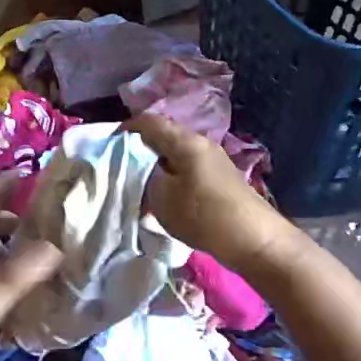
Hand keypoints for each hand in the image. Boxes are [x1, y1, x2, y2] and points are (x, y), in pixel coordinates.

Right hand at [126, 113, 300, 274]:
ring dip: (155, 167)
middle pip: (162, 137)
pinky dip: (170, 177)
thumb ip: (143, 176)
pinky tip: (164, 196)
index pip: (148, 121)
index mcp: (185, 141)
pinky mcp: (219, 177)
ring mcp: (212, 159)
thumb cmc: (203, 215)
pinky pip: (186, 168)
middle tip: (119, 171)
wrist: (253, 239)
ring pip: (174, 154)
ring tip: (139, 186)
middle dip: (138, 150)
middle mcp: (200, 142)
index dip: (124, 130)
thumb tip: (136, 167)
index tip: (107, 149)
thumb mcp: (161, 197)